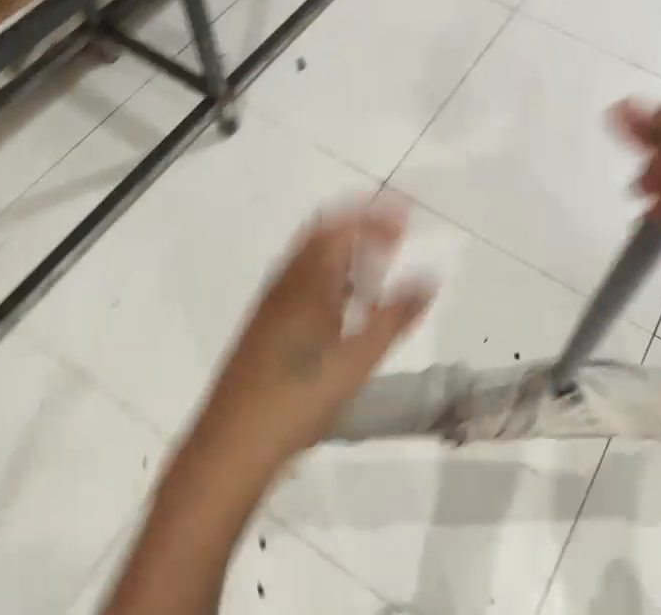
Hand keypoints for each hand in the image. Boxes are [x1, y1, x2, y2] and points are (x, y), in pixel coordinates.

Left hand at [188, 196, 434, 474]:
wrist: (231, 446)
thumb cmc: (298, 399)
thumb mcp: (357, 360)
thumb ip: (395, 317)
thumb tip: (429, 279)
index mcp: (306, 282)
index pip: (342, 227)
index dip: (376, 215)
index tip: (408, 215)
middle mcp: (285, 284)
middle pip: (323, 237)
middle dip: (361, 231)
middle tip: (395, 240)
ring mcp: (270, 307)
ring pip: (311, 263)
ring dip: (345, 258)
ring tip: (376, 278)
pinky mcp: (263, 330)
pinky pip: (301, 285)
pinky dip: (330, 282)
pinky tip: (344, 316)